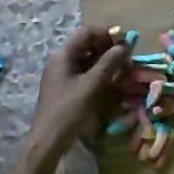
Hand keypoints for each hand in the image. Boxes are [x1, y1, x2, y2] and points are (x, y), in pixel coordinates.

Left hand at [25, 25, 128, 165]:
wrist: (47, 140)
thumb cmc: (69, 110)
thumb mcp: (91, 85)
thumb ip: (108, 63)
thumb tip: (123, 47)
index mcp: (63, 55)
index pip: (86, 32)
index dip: (107, 34)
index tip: (125, 42)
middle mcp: (60, 61)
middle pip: (86, 44)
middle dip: (107, 47)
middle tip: (126, 56)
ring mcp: (61, 75)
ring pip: (85, 59)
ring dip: (104, 60)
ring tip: (122, 68)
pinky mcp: (64, 88)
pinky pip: (83, 72)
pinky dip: (97, 72)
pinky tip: (110, 81)